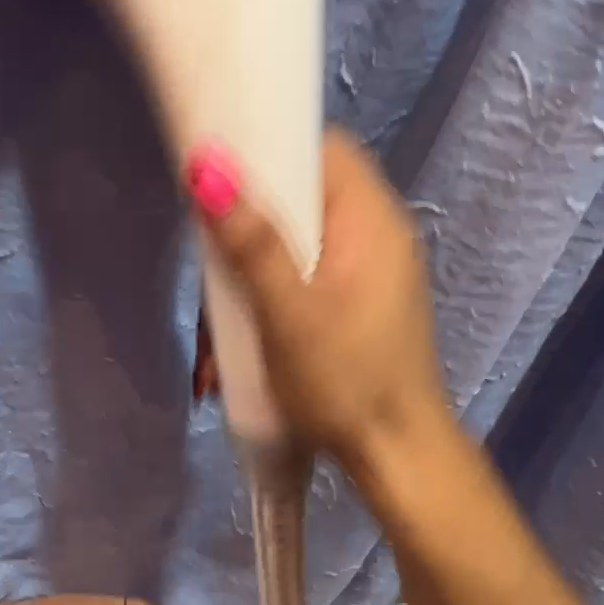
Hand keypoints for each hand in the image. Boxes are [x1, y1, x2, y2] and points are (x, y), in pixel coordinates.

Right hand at [188, 129, 447, 451]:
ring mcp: (366, 276)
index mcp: (370, 221)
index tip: (218, 179)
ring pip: (293, 248)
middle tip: (210, 277)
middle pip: (299, 200)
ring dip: (247, 281)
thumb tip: (208, 165)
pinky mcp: (355, 309)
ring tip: (217, 336)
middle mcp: (374, 237)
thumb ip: (251, 242)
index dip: (269, 148)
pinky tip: (238, 348)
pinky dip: (266, 304)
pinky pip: (300, 283)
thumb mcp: (289, 314)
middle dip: (244, 233)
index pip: (321, 147)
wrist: (395, 456)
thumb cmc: (345, 382)